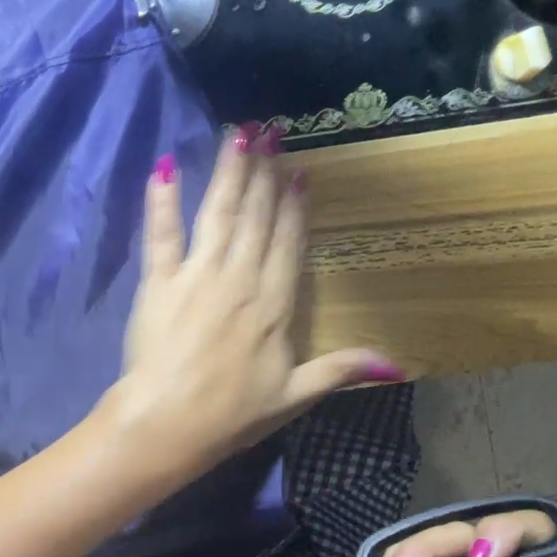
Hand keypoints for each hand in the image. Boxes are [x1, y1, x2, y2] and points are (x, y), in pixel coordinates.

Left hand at [103, 125, 403, 474]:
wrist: (168, 423)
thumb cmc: (230, 415)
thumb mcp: (293, 397)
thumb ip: (339, 372)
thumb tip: (398, 364)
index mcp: (274, 306)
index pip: (288, 244)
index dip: (294, 207)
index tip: (300, 172)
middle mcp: (240, 281)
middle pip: (256, 219)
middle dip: (264, 174)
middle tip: (271, 133)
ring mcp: (198, 277)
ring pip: (219, 215)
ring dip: (229, 173)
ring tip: (239, 135)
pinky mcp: (158, 283)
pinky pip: (161, 234)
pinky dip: (162, 200)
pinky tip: (164, 167)